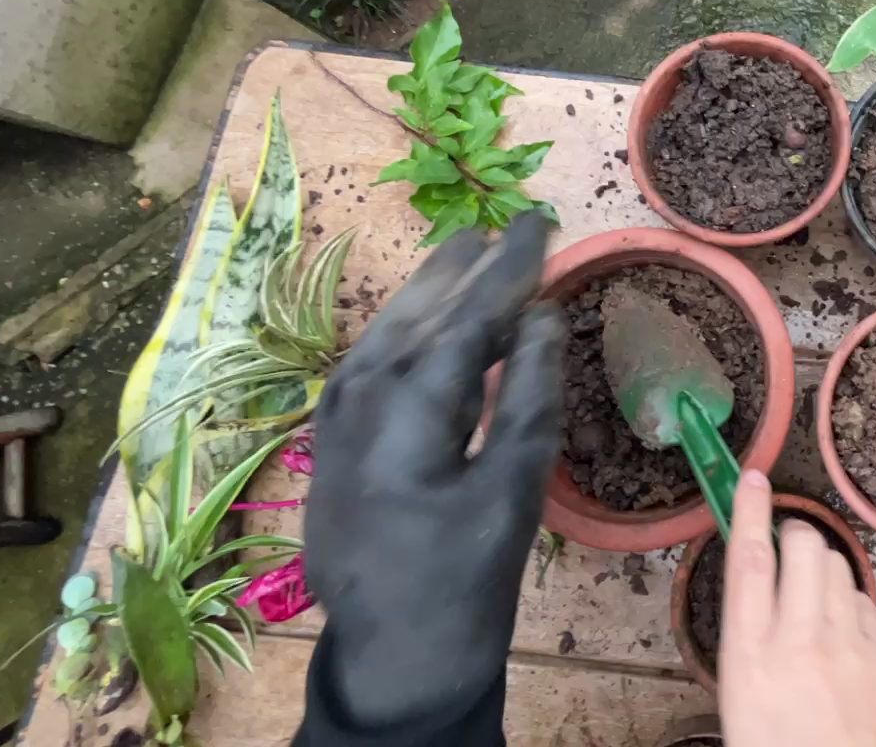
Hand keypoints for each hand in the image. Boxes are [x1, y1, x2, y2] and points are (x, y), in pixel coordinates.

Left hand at [302, 213, 562, 727]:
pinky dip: (408, 322)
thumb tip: (543, 316)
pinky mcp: (333, 432)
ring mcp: (335, 416)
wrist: (396, 650)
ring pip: (389, 327)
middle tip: (513, 227)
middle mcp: (358, 401)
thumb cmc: (468, 570)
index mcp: (405, 416)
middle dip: (471, 266)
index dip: (507, 270)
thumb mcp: (516, 487)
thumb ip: (530, 394)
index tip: (539, 225)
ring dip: (434, 286)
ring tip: (471, 248)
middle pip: (422, 312)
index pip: (466, 320)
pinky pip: (373, 354)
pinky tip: (426, 311)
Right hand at [717, 471, 875, 746]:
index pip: (747, 562)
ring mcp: (851, 648)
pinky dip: (850, 606)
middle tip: (788, 551)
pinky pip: (866, 602)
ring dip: (821, 570)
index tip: (750, 478)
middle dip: (795, 536)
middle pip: (802, 546)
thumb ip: (753, 639)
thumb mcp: (743, 704)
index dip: (747, 512)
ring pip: (837, 565)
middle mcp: (801, 643)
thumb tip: (765, 586)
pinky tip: (844, 641)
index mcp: (750, 659)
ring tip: (815, 607)